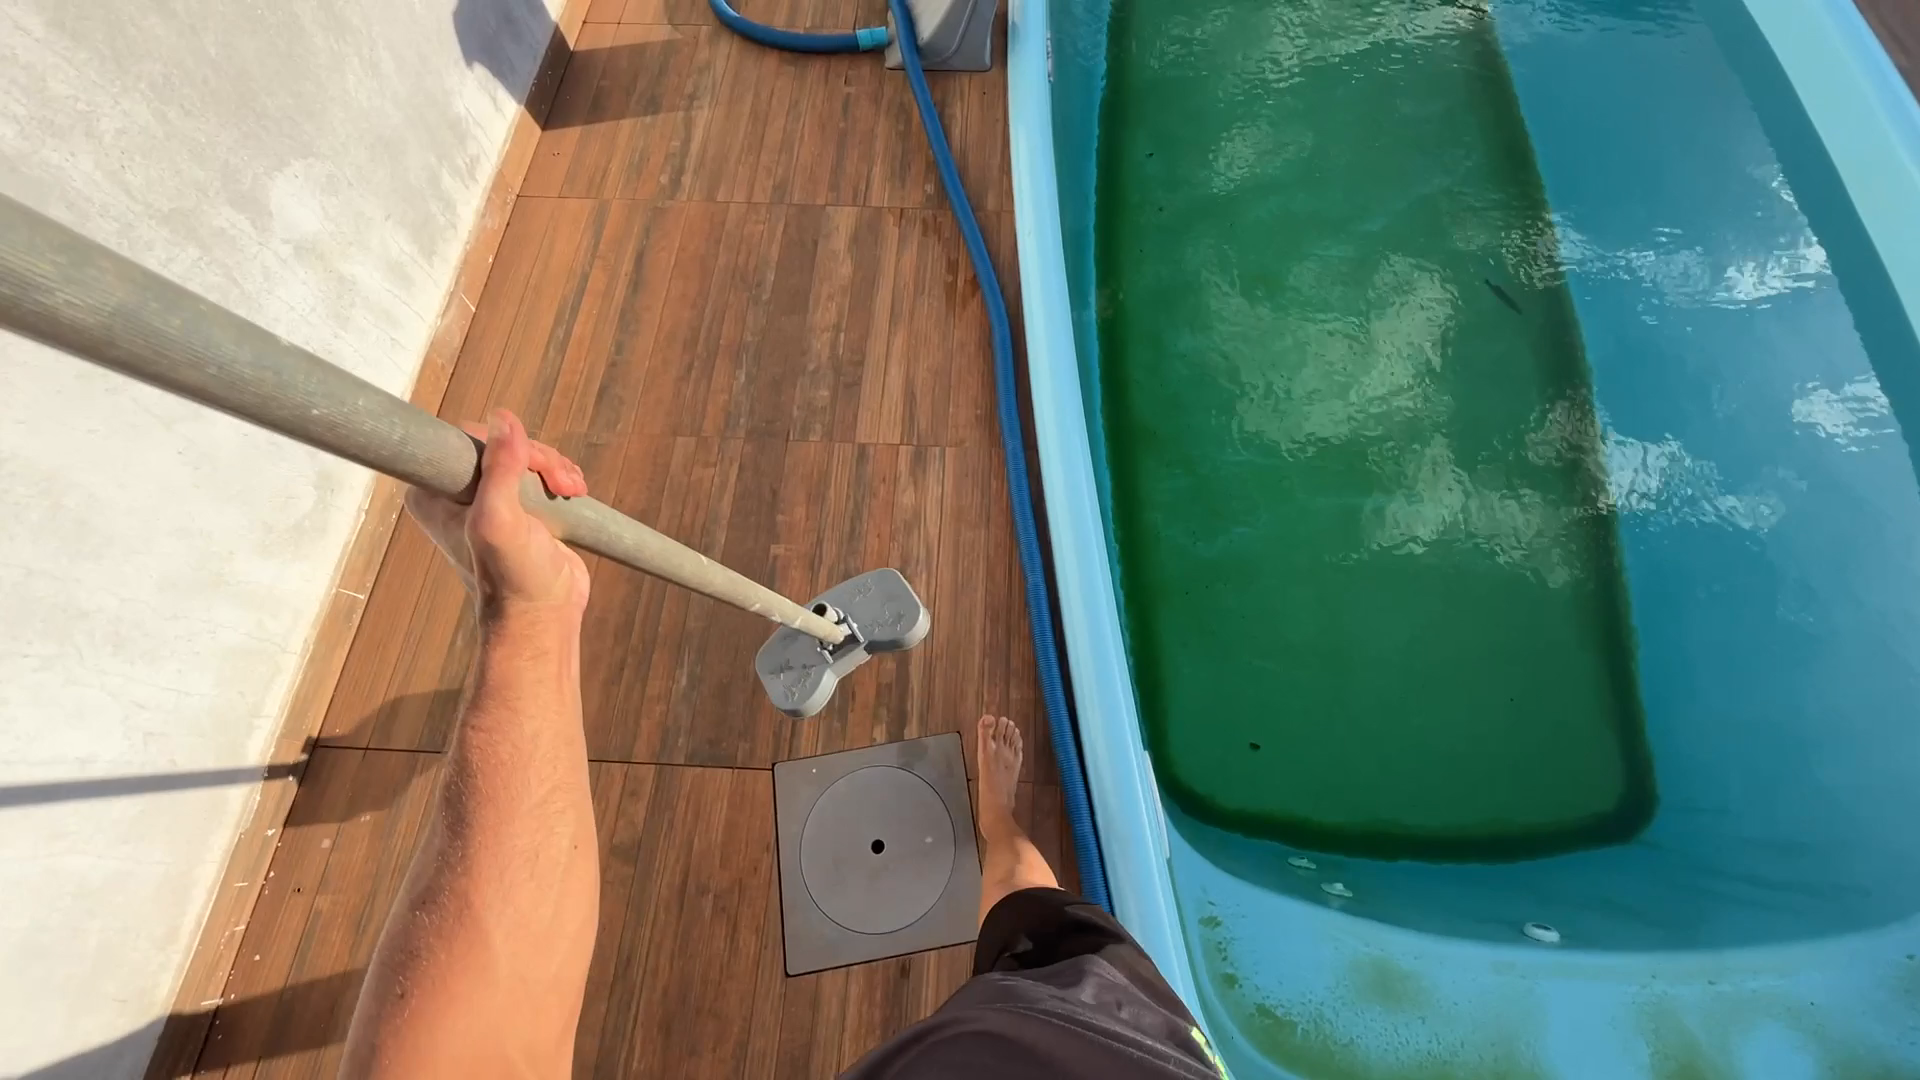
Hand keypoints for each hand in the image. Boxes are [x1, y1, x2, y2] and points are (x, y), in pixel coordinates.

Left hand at [405, 409, 590, 621]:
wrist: (544, 614)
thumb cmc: (513, 578)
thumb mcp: (501, 521)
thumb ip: (500, 469)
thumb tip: (505, 419)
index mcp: (434, 492)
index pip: (466, 440)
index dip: (505, 442)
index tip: (533, 464)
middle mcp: (457, 493)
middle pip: (502, 445)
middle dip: (540, 459)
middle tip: (563, 482)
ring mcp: (491, 501)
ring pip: (525, 457)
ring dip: (556, 468)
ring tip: (573, 490)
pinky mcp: (521, 509)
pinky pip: (539, 474)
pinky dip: (562, 477)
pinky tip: (575, 492)